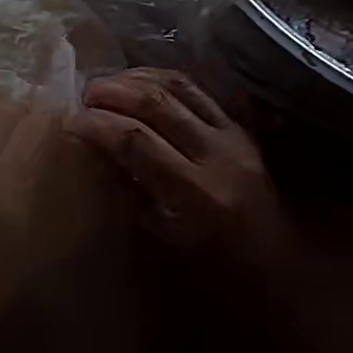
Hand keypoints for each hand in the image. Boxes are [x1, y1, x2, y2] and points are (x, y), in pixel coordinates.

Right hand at [68, 68, 285, 264]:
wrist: (284, 274)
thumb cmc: (212, 268)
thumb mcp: (160, 235)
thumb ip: (127, 186)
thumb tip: (91, 149)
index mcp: (198, 194)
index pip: (136, 140)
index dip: (95, 124)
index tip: (68, 122)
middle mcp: (219, 158)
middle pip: (154, 104)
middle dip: (109, 94)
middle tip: (80, 99)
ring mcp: (233, 138)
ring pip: (175, 88)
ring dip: (130, 80)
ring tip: (100, 87)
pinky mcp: (238, 128)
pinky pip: (193, 89)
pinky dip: (156, 78)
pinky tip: (132, 82)